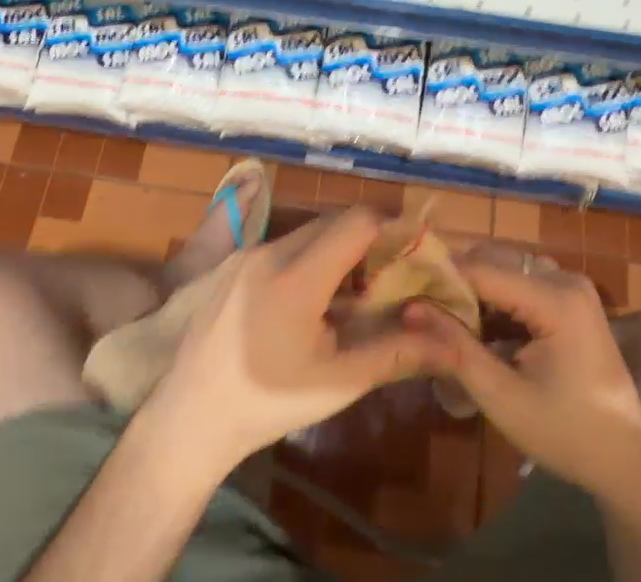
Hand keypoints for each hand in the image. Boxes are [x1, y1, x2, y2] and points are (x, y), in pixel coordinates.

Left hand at [147, 207, 438, 474]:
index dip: (391, 231)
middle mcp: (267, 253)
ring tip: (347, 300)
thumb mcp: (338, 382)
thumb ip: (396, 353)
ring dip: (333, 254)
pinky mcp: (226, 267)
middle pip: (331, 224)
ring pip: (303, 236)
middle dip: (365, 245)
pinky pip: (277, 250)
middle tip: (385, 282)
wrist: (188, 418)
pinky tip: (305, 308)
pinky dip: (303, 264)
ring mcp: (241, 257)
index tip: (412, 257)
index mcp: (296, 276)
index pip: (357, 222)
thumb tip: (451, 345)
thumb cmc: (266, 403)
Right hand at [408, 250, 640, 492]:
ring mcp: (572, 288)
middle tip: (417, 311)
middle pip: (493, 260)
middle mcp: (566, 279)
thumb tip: (408, 309)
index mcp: (556, 299)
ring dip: (473, 291)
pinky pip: (521, 284)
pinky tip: (474, 330)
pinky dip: (494, 301)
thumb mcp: (501, 395)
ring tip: (439, 321)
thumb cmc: (565, 432)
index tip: (401, 295)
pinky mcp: (571, 301)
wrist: (625, 460)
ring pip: (504, 269)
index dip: (438, 280)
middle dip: (454, 283)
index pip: (481, 270)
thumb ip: (455, 347)